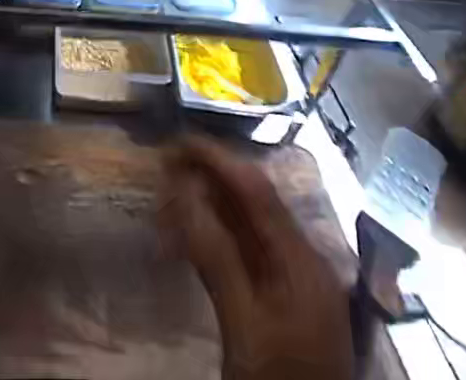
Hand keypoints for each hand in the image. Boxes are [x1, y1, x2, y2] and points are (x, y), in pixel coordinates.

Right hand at [167, 135, 354, 379]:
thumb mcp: (243, 324)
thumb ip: (216, 256)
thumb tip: (182, 190)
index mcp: (302, 260)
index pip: (257, 191)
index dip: (216, 159)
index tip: (176, 141)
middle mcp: (302, 260)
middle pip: (254, 203)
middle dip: (208, 178)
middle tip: (163, 165)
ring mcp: (293, 281)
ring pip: (246, 226)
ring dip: (207, 205)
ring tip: (166, 195)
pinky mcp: (280, 300)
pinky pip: (245, 252)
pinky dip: (214, 236)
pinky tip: (187, 233)